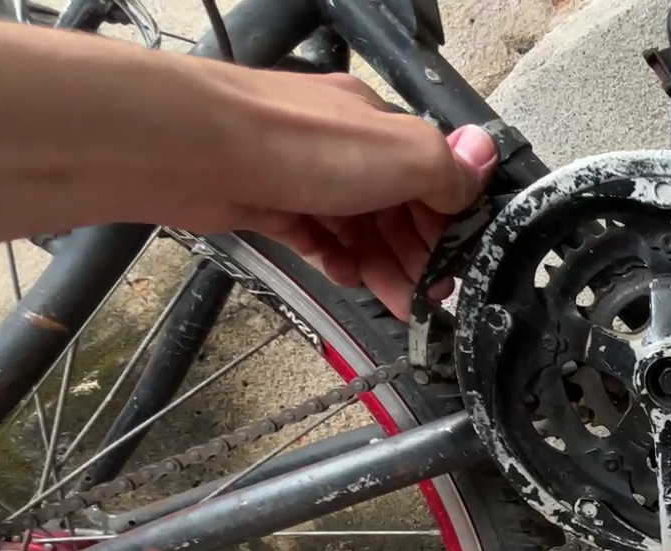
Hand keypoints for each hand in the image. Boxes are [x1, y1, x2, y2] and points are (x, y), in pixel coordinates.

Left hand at [182, 71, 496, 317]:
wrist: (185, 146)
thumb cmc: (300, 146)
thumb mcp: (406, 154)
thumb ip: (452, 168)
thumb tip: (485, 159)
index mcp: (380, 126)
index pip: (434, 179)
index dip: (452, 224)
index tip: (460, 263)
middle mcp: (343, 144)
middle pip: (400, 211)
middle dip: (420, 257)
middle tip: (431, 295)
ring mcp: (303, 173)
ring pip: (361, 230)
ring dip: (385, 269)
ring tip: (398, 304)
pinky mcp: (268, 201)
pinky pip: (317, 239)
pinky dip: (338, 262)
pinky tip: (348, 278)